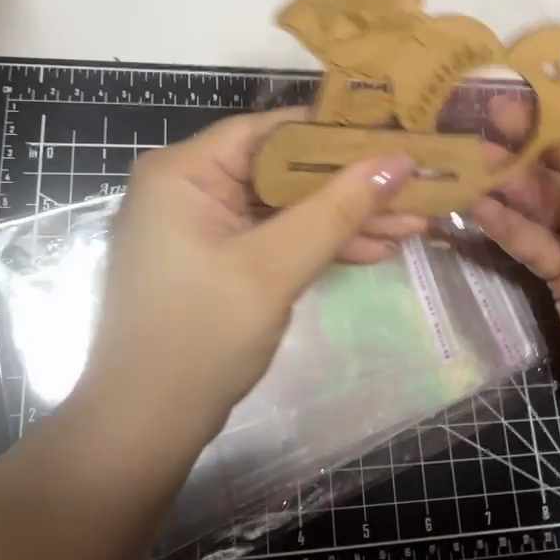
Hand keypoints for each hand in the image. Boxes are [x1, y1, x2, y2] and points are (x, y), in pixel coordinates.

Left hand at [80, 109, 414, 434]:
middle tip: (414, 186)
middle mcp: (186, 186)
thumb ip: (336, 210)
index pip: (267, 131)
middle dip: (347, 185)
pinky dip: (314, 245)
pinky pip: (271, 237)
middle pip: (279, 169)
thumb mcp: (273, 268)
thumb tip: (399, 160)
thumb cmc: (200, 336)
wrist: (146, 427)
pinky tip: (371, 250)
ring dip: (340, 218)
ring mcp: (199, 225)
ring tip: (410, 224)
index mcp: (182, 171)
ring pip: (281, 206)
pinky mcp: (213, 259)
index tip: (393, 137)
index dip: (332, 133)